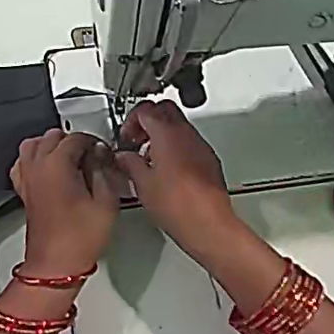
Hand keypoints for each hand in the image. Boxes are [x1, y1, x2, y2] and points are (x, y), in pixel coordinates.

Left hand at [10, 129, 119, 277]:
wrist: (56, 267)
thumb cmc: (77, 240)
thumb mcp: (106, 203)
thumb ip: (104, 172)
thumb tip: (101, 158)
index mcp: (57, 166)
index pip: (75, 138)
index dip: (93, 142)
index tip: (103, 151)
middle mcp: (38, 169)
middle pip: (52, 137)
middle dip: (73, 141)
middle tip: (92, 154)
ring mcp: (28, 180)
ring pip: (33, 145)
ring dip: (52, 146)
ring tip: (71, 157)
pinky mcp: (25, 193)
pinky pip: (23, 164)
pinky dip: (35, 160)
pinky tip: (50, 169)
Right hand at [114, 101, 241, 249]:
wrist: (208, 224)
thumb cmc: (180, 205)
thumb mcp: (143, 184)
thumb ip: (130, 164)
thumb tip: (124, 158)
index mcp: (167, 134)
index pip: (146, 110)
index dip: (131, 119)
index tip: (126, 135)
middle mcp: (187, 134)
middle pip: (165, 110)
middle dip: (147, 121)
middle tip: (135, 139)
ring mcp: (200, 146)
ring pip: (179, 125)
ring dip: (162, 134)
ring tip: (148, 157)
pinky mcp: (209, 160)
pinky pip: (190, 143)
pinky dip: (177, 147)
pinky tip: (167, 169)